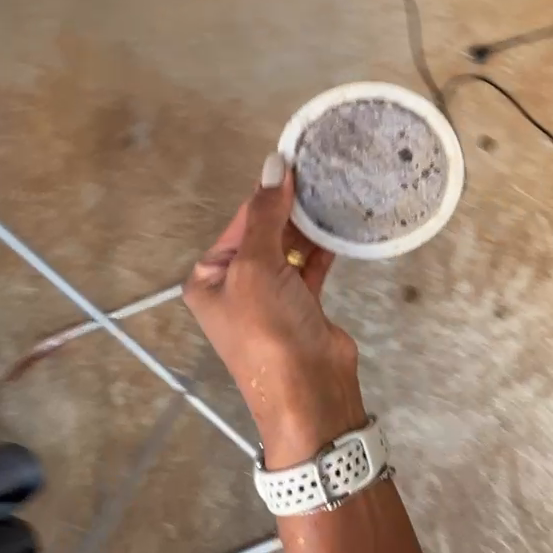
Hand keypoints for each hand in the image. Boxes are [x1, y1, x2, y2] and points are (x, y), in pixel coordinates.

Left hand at [184, 153, 364, 465]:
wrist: (307, 388)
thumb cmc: (269, 329)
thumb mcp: (257, 268)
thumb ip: (266, 216)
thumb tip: (274, 164)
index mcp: (210, 277)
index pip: (242, 222)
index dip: (270, 193)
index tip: (301, 163)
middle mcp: (237, 284)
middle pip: (266, 232)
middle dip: (292, 207)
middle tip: (325, 176)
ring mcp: (271, 295)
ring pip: (290, 248)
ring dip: (310, 226)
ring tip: (338, 194)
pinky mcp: (302, 304)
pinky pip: (310, 265)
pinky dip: (324, 247)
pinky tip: (342, 226)